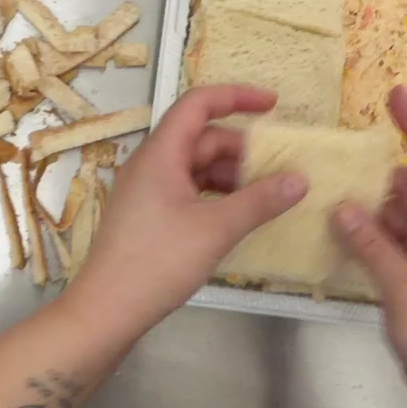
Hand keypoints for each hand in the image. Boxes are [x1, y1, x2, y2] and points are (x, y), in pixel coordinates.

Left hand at [63, 84, 308, 332]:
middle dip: (241, 149)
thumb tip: (299, 179)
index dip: (236, 97)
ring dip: (230, 176)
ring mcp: (146, 192)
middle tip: (278, 170)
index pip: (198, 104)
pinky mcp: (147, 217)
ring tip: (264, 197)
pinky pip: (187, 192)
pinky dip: (215, 196)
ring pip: (195, 168)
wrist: (107, 310)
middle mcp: (150, 165)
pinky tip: (237, 216)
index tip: (273, 106)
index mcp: (160, 154)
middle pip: (201, 139)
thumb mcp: (216, 229)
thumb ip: (260, 201)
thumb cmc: (157, 262)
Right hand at [333, 87, 406, 405]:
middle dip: (383, 180)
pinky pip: (395, 246)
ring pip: (402, 220)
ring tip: (336, 203)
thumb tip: (342, 207)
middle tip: (344, 166)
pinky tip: (346, 237)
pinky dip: (374, 239)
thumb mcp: (404, 287)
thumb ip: (372, 244)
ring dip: (374, 213)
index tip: (396, 96)